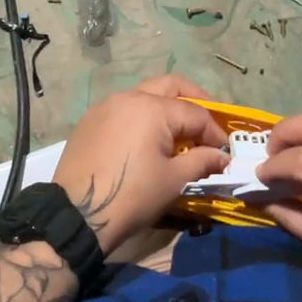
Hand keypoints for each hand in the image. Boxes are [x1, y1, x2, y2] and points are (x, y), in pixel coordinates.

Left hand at [52, 75, 230, 254]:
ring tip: (179, 133)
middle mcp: (128, 96)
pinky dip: (142, 116)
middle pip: (170, 87)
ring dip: (166, 107)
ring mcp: (105, 106)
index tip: (224, 152)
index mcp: (152, 108)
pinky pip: (124, 108)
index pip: (195, 112)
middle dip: (194, 101)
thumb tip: (222, 156)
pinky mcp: (90, 120)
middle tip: (207, 125)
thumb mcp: (173, 180)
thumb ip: (202, 161)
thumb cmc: (132, 195)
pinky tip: (148, 138)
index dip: (214, 132)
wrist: (77, 214)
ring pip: (145, 94)